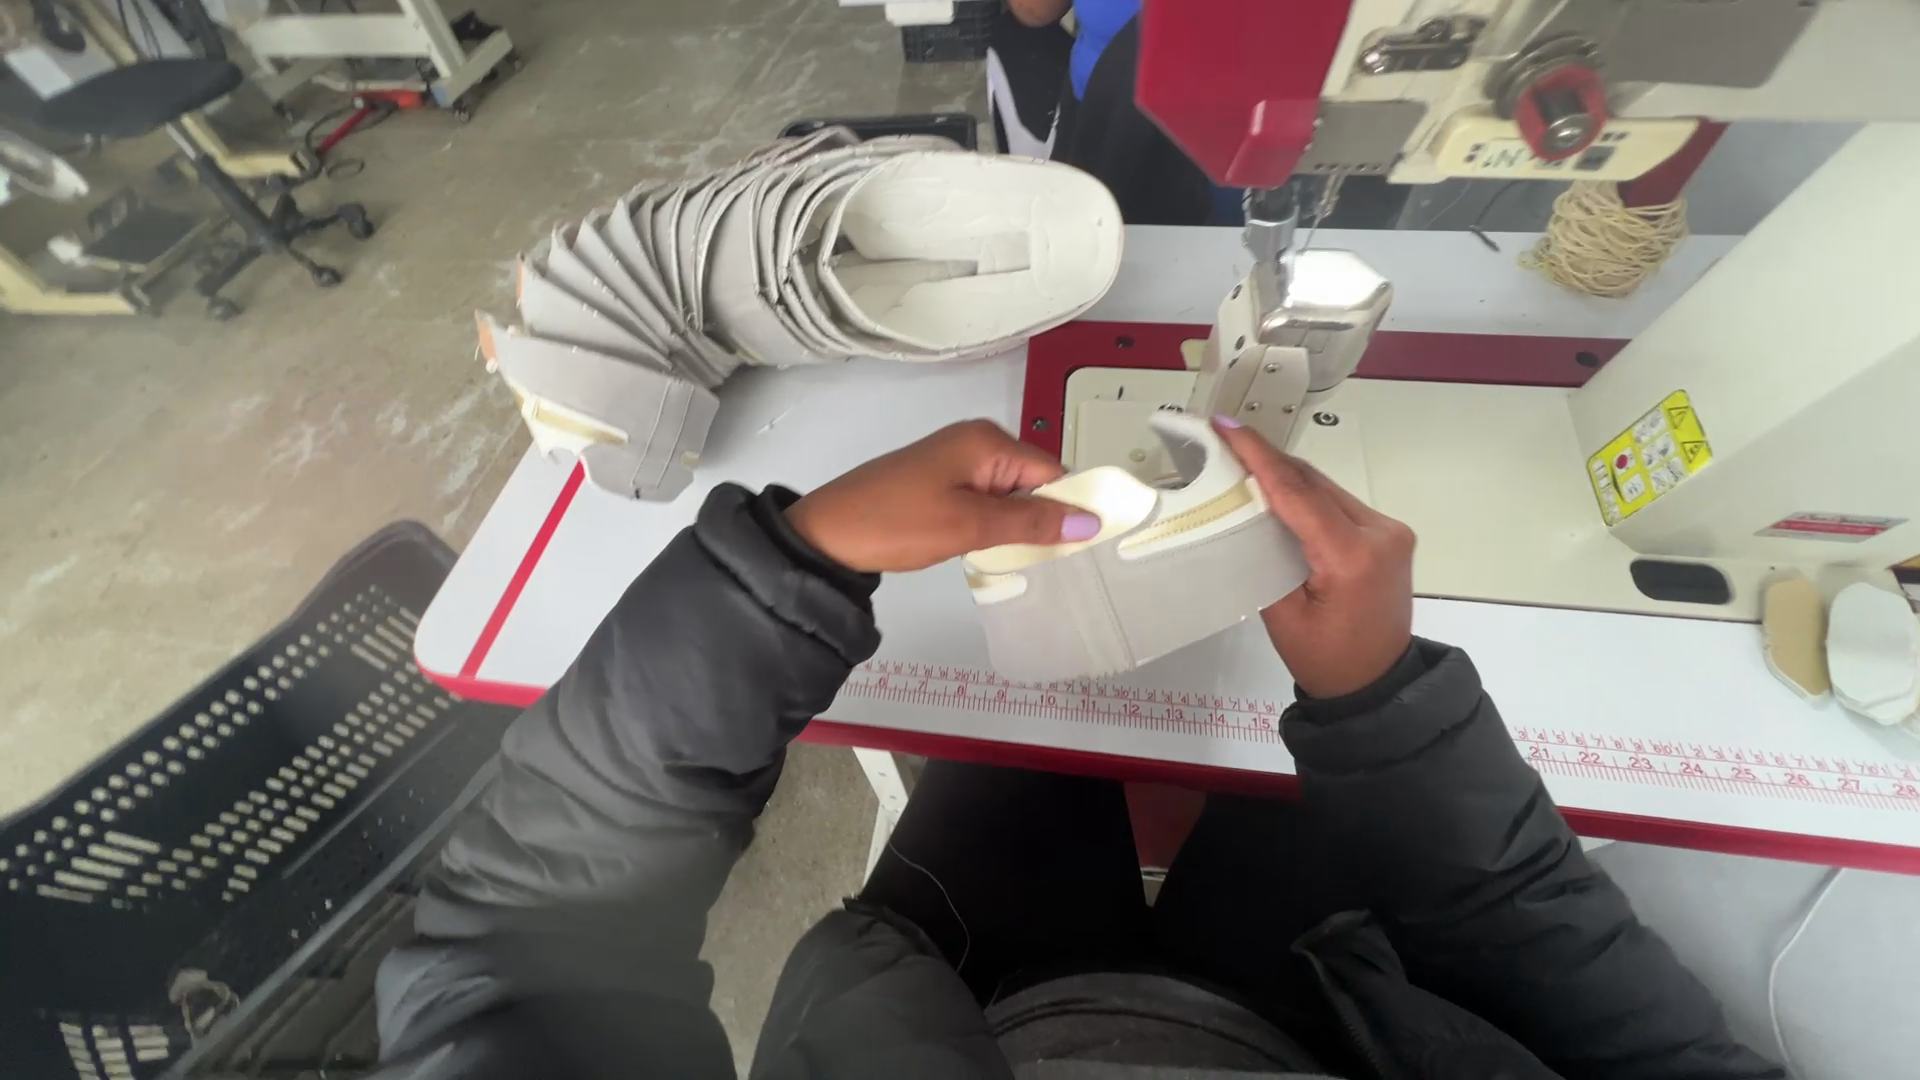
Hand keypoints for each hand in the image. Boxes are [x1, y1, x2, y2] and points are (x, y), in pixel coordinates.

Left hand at [786, 420, 1101, 573]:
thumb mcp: (970, 525)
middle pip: (1033, 478)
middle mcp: (976, 440)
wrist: (827, 533)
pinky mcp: (940, 479)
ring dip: (1016, 522)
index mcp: (987, 440)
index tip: (1082, 546)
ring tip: (1014, 555)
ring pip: (1009, 491)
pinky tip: (987, 545)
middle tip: (1045, 558)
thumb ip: (1031, 521)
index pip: (1052, 470)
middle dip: (1042, 516)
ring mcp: (955, 459)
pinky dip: (993, 521)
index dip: (1070, 506)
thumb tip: (1088, 521)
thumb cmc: (898, 523)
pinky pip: (985, 497)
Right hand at [1214, 418, 1415, 698]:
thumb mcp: (1281, 613)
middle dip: (1266, 458)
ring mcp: (1388, 530)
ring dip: (1283, 472)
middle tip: (1224, 437)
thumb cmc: (1324, 658)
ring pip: (1323, 487)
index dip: (1257, 457)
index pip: (1297, 493)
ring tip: (1240, 457)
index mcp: (1352, 556)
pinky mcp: (1385, 534)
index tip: (1226, 429)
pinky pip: (1334, 501)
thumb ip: (1263, 557)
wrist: (1376, 683)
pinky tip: (1273, 486)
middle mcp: (1380, 532)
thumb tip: (1240, 513)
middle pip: (1312, 482)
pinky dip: (1301, 491)